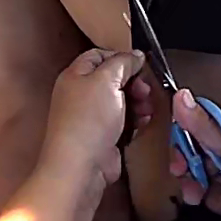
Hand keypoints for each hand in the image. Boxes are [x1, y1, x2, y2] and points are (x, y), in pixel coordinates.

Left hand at [39, 48, 150, 192]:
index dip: (121, 58)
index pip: (99, 56)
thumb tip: (135, 55)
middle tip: (144, 89)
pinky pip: (125, 122)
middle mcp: (82, 96)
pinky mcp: (104, 136)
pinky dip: (137, 121)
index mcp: (75, 76)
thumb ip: (122, 62)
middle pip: (114, 80)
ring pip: (123, 101)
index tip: (139, 64)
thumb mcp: (107, 79)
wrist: (82, 165)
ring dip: (139, 102)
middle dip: (134, 83)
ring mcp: (93, 118)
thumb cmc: (86, 123)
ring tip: (145, 108)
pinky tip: (143, 122)